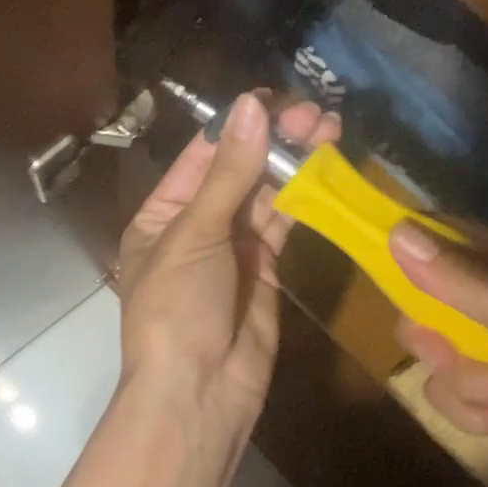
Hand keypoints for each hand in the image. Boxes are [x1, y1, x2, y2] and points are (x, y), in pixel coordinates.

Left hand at [114, 91, 339, 416]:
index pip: (198, 159)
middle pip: (235, 173)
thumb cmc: (176, 306)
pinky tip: (326, 167)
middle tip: (313, 111)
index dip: (233, 127)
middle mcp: (195, 228)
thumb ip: (228, 173)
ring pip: (264, 195)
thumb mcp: (195, 234)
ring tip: (328, 126)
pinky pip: (284, 225)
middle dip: (271, 141)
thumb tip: (251, 107)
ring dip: (292, 163)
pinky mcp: (266, 270)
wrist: (199, 390)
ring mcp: (232, 250)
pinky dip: (304, 198)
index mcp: (159, 216)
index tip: (270, 96)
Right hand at [388, 221, 487, 486]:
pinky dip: (470, 407)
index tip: (385, 247)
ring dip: (461, 378)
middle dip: (443, 328)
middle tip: (436, 347)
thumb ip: (470, 285)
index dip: (435, 242)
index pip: (484, 241)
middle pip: (455, 295)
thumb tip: (400, 232)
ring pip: (448, 346)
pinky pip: (455, 386)